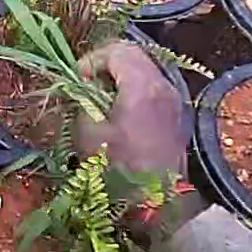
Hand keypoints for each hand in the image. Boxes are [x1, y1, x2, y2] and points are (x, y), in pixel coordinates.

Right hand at [75, 42, 185, 178]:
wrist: (158, 200)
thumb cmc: (118, 167)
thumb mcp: (87, 133)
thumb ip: (81, 101)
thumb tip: (79, 88)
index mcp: (140, 86)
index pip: (115, 51)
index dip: (90, 60)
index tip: (76, 79)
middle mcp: (162, 84)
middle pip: (132, 52)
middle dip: (105, 61)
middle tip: (85, 81)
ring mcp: (172, 97)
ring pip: (143, 66)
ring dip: (118, 73)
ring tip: (99, 94)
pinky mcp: (174, 110)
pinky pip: (150, 83)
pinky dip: (131, 85)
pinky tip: (117, 107)